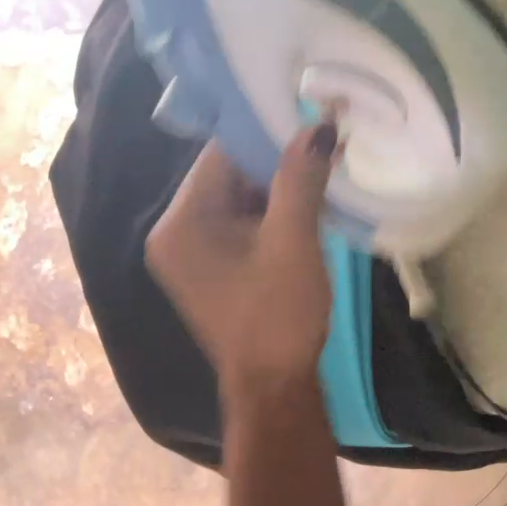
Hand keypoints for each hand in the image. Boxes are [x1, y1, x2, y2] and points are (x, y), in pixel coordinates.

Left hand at [145, 124, 339, 399]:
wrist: (274, 384)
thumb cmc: (279, 313)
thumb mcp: (294, 241)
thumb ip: (300, 180)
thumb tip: (317, 125)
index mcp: (181, 223)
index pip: (223, 156)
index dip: (270, 136)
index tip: (314, 121)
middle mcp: (176, 232)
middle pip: (231, 176)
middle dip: (280, 164)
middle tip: (330, 149)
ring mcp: (195, 253)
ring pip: (242, 200)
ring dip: (283, 189)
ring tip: (328, 176)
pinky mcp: (216, 269)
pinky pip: (246, 224)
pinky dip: (277, 215)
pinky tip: (313, 211)